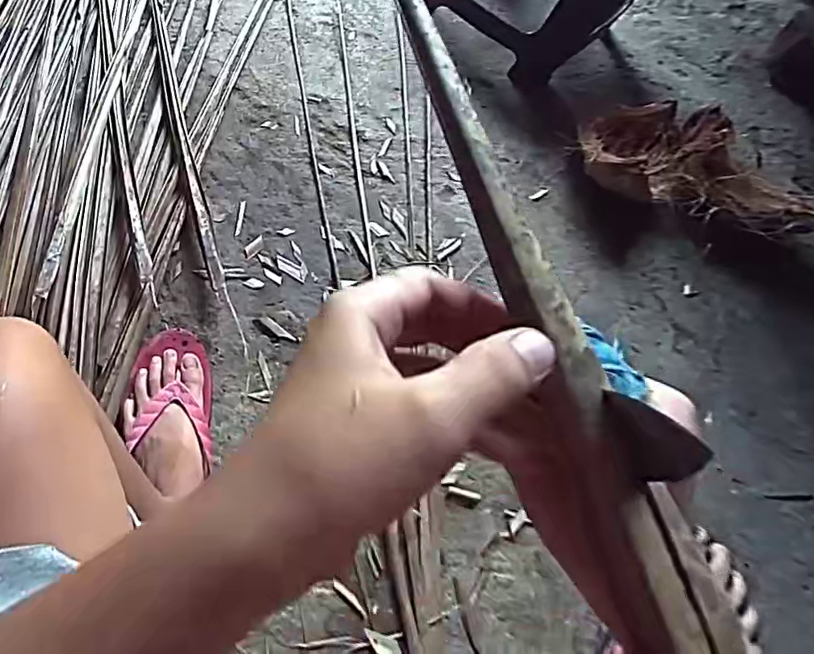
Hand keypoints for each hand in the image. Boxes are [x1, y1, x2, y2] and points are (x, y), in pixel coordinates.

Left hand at [212, 268, 555, 580]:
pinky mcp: (359, 425)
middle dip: (483, 350)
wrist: (273, 526)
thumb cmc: (345, 458)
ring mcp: (354, 382)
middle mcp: (355, 338)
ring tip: (538, 422)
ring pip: (426, 371)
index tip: (529, 333)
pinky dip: (456, 420)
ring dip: (477, 391)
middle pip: (430, 326)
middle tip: (539, 378)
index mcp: (360, 314)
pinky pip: (416, 407)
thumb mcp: (429, 413)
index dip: (480, 305)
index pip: (428, 285)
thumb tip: (537, 342)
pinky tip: (504, 449)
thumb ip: (489, 374)